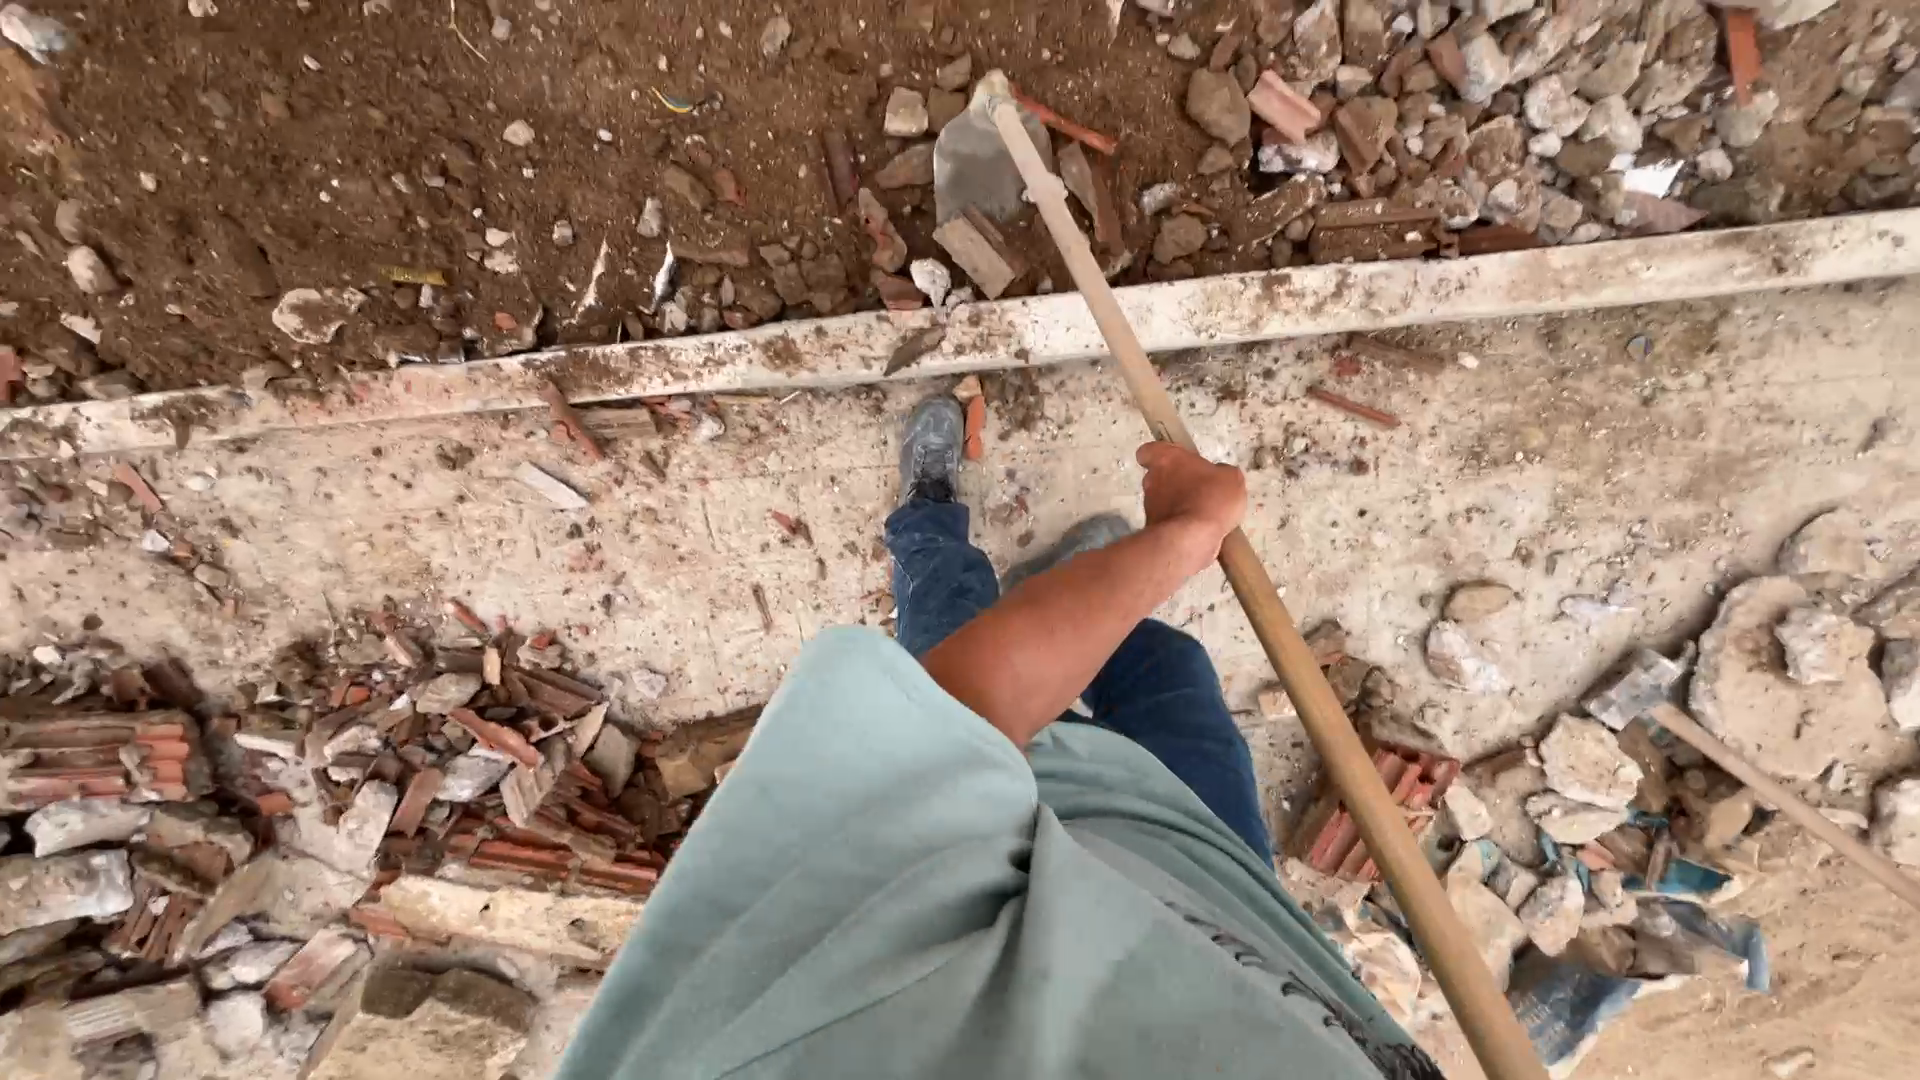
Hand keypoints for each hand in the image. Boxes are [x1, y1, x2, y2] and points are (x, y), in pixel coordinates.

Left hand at [1136, 442, 1245, 567]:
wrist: (1191, 538)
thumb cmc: (1210, 497)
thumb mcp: (1230, 478)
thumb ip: (1220, 472)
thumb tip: (1216, 477)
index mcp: (1166, 460)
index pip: (1148, 451)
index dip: (1160, 455)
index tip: (1175, 460)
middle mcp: (1151, 480)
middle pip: (1159, 476)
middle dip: (1176, 482)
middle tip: (1199, 488)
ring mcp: (1150, 506)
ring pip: (1163, 500)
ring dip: (1179, 504)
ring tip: (1205, 512)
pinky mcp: (1154, 528)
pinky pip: (1169, 521)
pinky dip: (1181, 524)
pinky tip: (1201, 529)